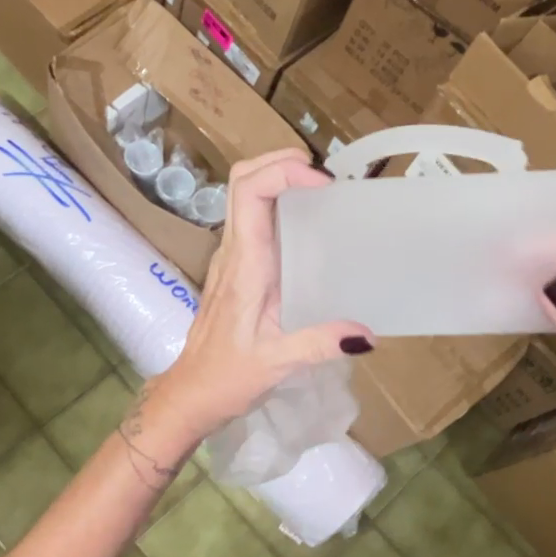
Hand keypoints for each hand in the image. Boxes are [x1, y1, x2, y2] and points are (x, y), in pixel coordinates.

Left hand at [149, 150, 373, 439]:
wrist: (190, 393)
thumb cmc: (226, 378)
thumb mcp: (276, 364)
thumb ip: (319, 345)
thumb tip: (366, 335)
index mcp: (243, 266)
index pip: (250, 194)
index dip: (283, 173)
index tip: (323, 184)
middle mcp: (233, 254)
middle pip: (242, 182)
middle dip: (279, 163)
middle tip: (324, 175)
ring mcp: (229, 259)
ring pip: (243, 198)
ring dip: (278, 180)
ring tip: (322, 192)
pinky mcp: (234, 270)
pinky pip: (251, 221)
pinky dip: (277, 205)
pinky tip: (309, 227)